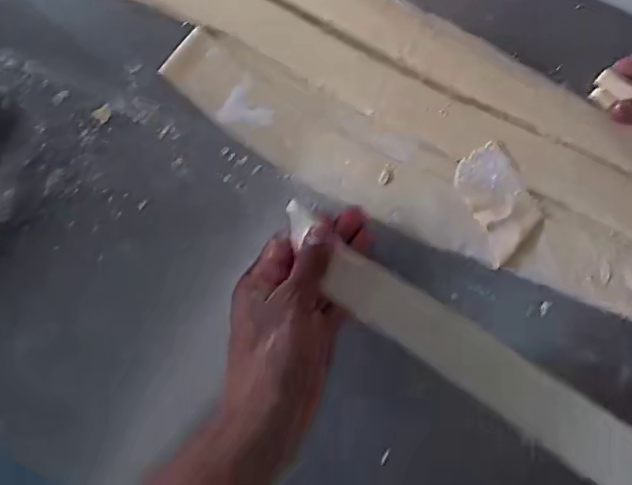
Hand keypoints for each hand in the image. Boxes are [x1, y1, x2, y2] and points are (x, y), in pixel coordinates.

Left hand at [219, 208, 369, 459]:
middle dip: (334, 238)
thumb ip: (309, 264)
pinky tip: (369, 272)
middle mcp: (280, 294)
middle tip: (362, 218)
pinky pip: (336, 303)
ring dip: (346, 260)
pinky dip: (351, 287)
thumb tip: (320, 228)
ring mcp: (300, 314)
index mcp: (261, 282)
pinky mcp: (318, 334)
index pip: (286, 244)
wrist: (272, 418)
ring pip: (326, 278)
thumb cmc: (273, 354)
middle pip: (310, 258)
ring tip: (370, 238)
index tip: (339, 215)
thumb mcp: (290, 302)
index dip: (313, 227)